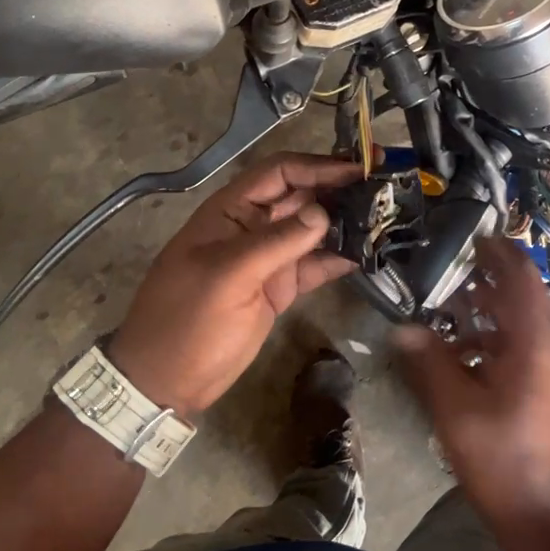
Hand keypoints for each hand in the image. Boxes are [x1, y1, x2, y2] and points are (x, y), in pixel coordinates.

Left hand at [107, 152, 361, 415]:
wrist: (163, 385)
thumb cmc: (184, 322)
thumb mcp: (226, 278)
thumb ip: (276, 243)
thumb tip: (324, 213)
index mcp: (231, 211)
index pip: (281, 172)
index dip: (319, 166)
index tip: (358, 169)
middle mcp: (253, 226)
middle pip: (303, 195)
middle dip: (340, 189)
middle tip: (384, 186)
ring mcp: (268, 257)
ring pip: (314, 228)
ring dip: (346, 221)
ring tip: (386, 216)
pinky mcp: (280, 286)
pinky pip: (316, 262)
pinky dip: (341, 257)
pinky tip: (369, 253)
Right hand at [394, 237, 549, 529]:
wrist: (539, 506)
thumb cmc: (501, 451)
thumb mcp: (457, 406)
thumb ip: (430, 361)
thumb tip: (403, 327)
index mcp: (534, 337)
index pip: (522, 276)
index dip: (500, 251)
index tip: (473, 233)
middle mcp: (547, 342)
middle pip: (521, 292)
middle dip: (489, 274)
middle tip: (452, 260)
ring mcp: (548, 363)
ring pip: (519, 318)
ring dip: (488, 305)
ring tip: (450, 299)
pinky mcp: (542, 382)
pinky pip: (518, 341)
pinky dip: (492, 333)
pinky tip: (461, 345)